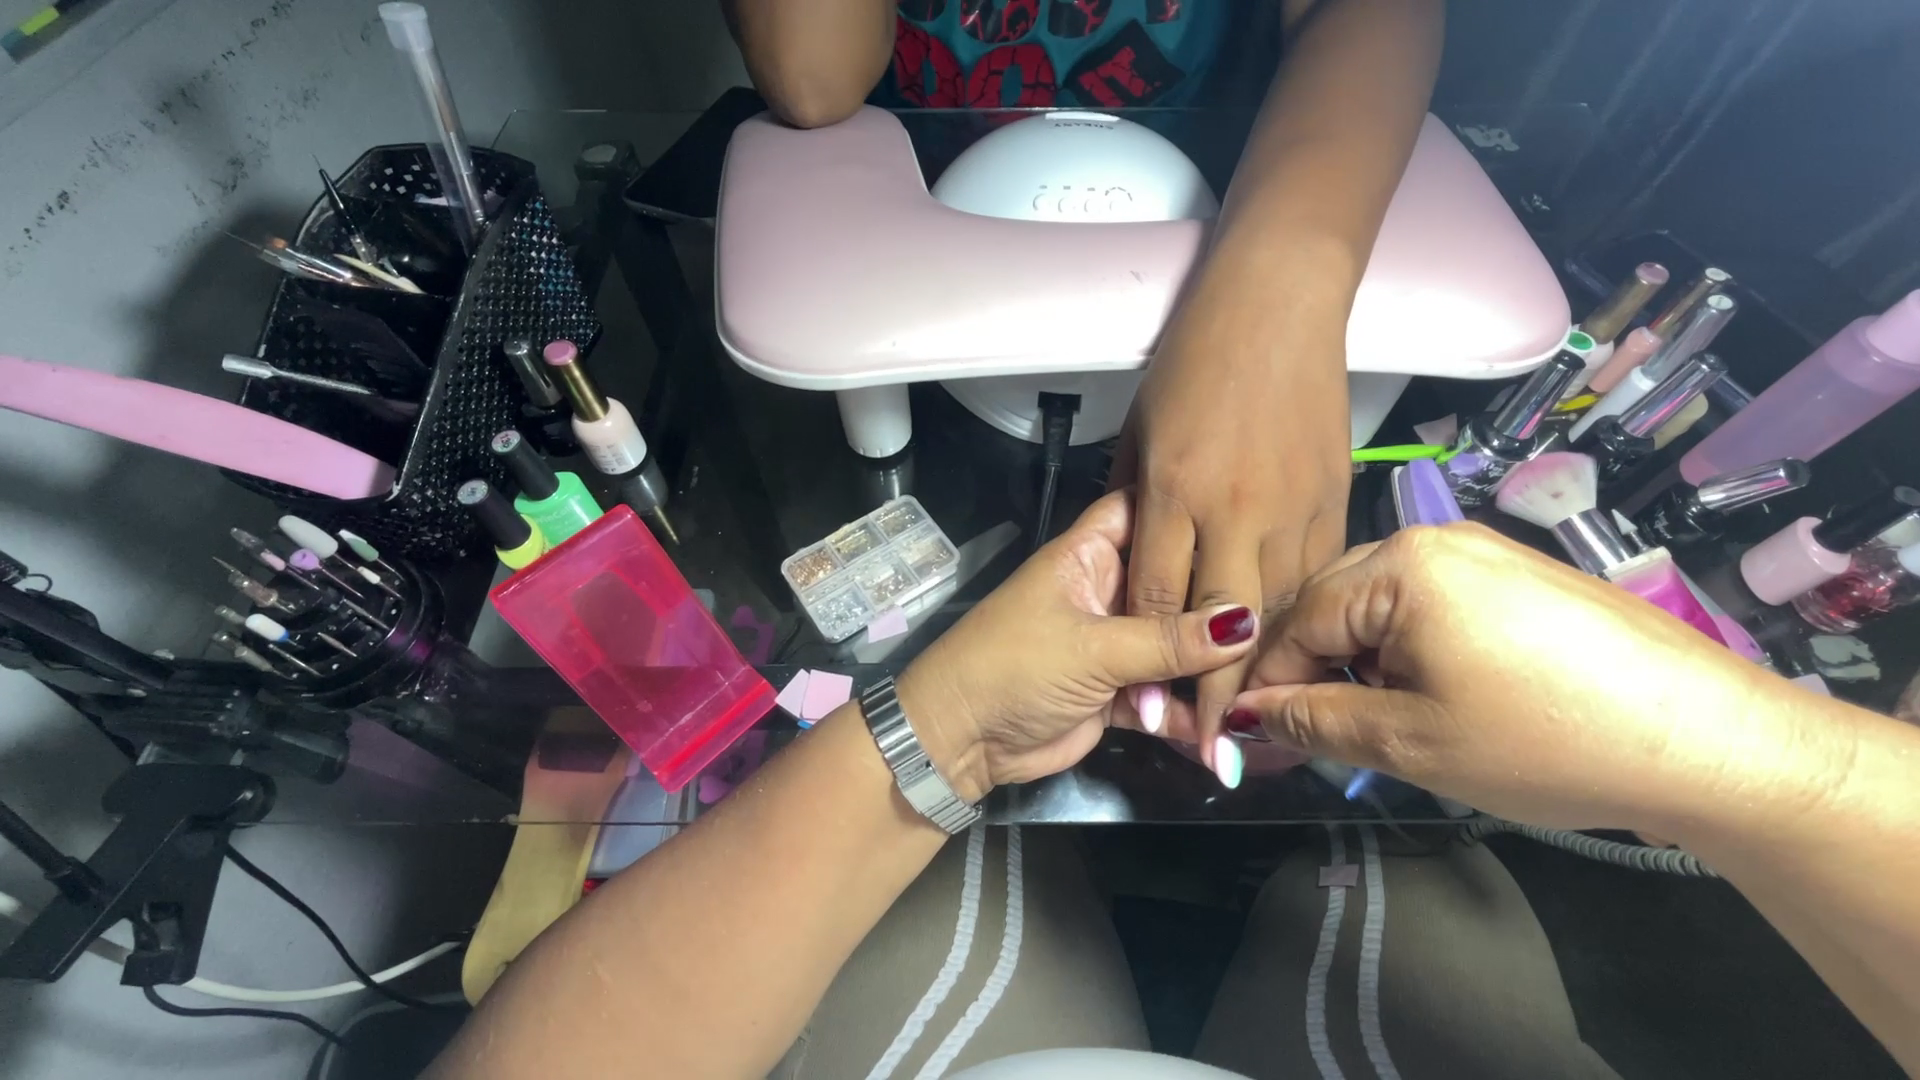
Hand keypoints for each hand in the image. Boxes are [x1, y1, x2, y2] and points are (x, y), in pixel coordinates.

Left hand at [896, 490, 1261, 803]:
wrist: (963, 739)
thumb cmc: (1014, 667)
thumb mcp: (1092, 648)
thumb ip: (1168, 640)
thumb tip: (1246, 623)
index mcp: (1088, 556)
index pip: (1144, 513)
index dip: (1188, 509)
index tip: (1246, 513)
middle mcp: (1108, 592)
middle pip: (1175, 585)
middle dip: (1219, 605)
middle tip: (1279, 623)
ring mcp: (1114, 644)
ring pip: (1176, 645)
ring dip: (1209, 669)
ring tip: (1260, 686)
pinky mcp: (1118, 692)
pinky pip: (1164, 694)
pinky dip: (1186, 712)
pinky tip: (1226, 730)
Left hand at [1111, 296, 1352, 779]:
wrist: (1275, 299)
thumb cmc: (1189, 360)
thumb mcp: (1137, 433)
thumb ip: (1133, 504)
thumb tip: (1129, 563)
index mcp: (1171, 491)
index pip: (1158, 597)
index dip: (1156, 658)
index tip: (1160, 710)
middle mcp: (1231, 509)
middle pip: (1219, 621)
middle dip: (1215, 691)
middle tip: (1211, 746)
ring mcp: (1290, 505)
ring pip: (1275, 608)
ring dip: (1265, 665)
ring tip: (1255, 717)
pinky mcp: (1333, 498)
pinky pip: (1314, 575)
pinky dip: (1303, 617)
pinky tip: (1298, 648)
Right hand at [1229, 524, 1827, 834]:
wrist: (1717, 744)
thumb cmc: (1544, 740)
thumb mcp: (1409, 740)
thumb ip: (1311, 720)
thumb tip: (1244, 716)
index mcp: (1400, 564)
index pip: (1296, 620)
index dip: (1265, 681)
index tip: (1248, 734)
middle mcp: (1432, 540)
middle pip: (1332, 603)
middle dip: (1309, 668)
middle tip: (1303, 732)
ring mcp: (1480, 552)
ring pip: (1376, 604)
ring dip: (1355, 659)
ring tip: (1369, 716)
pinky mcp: (1515, 575)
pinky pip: (1424, 602)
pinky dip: (1402, 646)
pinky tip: (1424, 689)